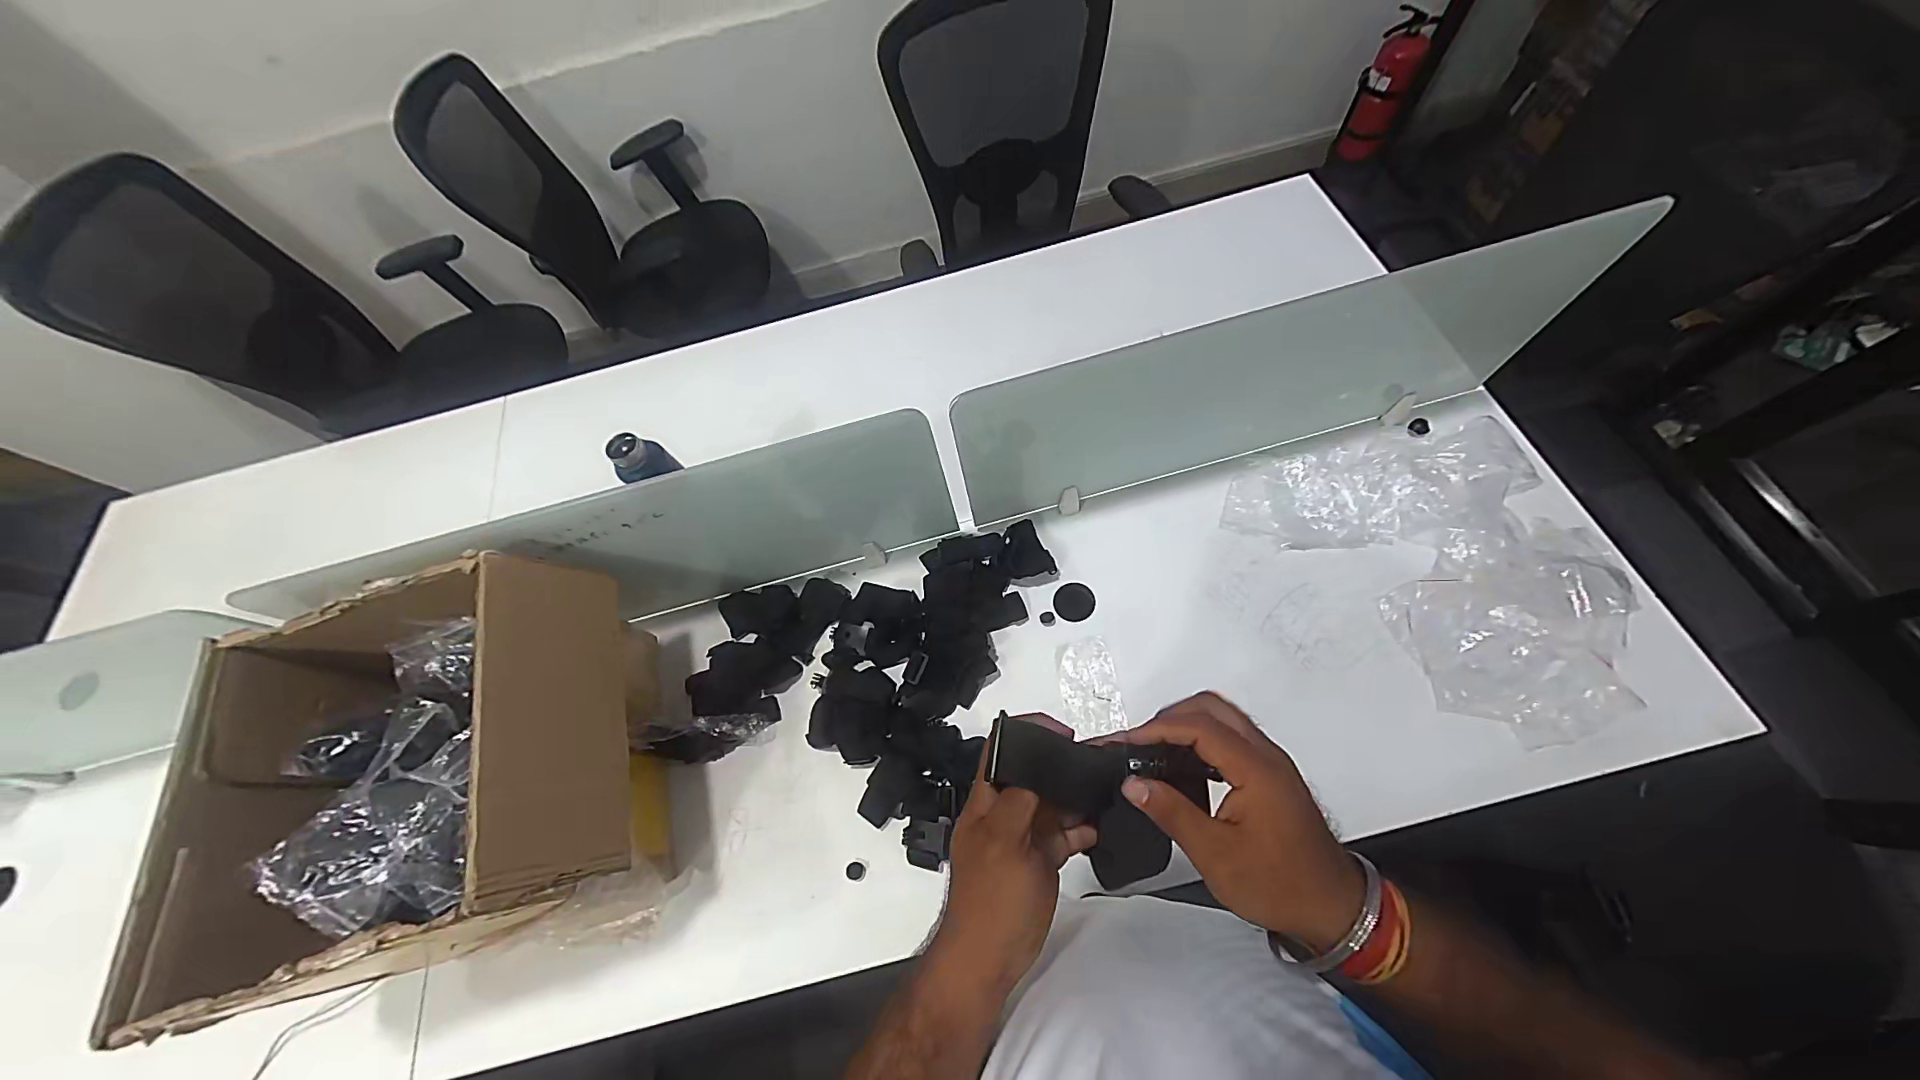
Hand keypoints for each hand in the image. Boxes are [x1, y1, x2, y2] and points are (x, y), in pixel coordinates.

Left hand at [926, 714, 1097, 995]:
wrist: (989, 958)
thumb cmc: (985, 905)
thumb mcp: (1004, 841)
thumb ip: (1019, 800)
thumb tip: (1036, 770)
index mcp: (986, 801)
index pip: (1001, 751)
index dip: (1026, 733)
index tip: (1057, 732)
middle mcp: (1003, 814)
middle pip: (1031, 775)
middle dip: (1057, 766)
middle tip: (1085, 765)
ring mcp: (1021, 837)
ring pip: (1049, 803)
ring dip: (1072, 797)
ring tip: (1094, 795)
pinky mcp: (1038, 860)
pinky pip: (1061, 834)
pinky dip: (1078, 828)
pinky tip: (1092, 829)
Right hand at [1113, 692, 1364, 950]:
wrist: (1333, 908)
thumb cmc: (1287, 886)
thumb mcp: (1216, 856)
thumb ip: (1171, 813)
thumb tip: (1136, 785)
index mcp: (1257, 770)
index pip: (1198, 726)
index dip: (1157, 729)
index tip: (1129, 742)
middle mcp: (1267, 757)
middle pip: (1210, 707)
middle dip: (1168, 718)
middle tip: (1141, 741)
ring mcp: (1270, 763)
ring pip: (1221, 717)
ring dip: (1185, 725)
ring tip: (1156, 749)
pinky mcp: (1269, 773)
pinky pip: (1230, 736)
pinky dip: (1200, 739)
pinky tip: (1184, 764)